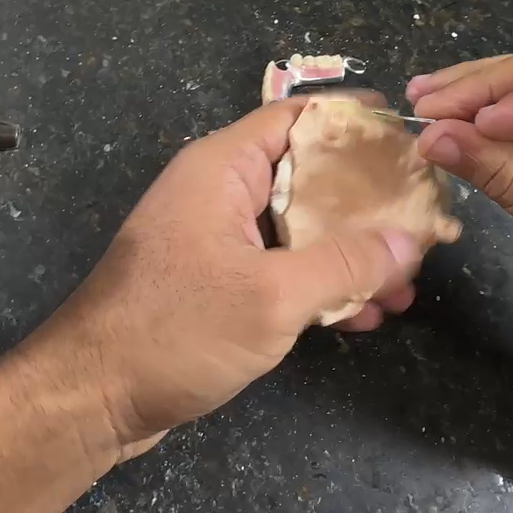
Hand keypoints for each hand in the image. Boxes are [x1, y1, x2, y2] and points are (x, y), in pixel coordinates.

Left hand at [18, 99, 422, 456]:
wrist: (93, 395)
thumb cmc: (177, 328)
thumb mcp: (271, 296)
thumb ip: (344, 265)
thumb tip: (408, 241)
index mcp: (223, 167)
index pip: (295, 117)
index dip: (350, 119)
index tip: (404, 135)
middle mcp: (220, 190)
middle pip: (305, 174)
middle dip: (364, 200)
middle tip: (419, 218)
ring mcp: (217, 236)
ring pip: (298, 226)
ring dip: (349, 252)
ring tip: (406, 281)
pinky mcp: (217, 279)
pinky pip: (281, 265)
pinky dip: (320, 283)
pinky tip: (366, 314)